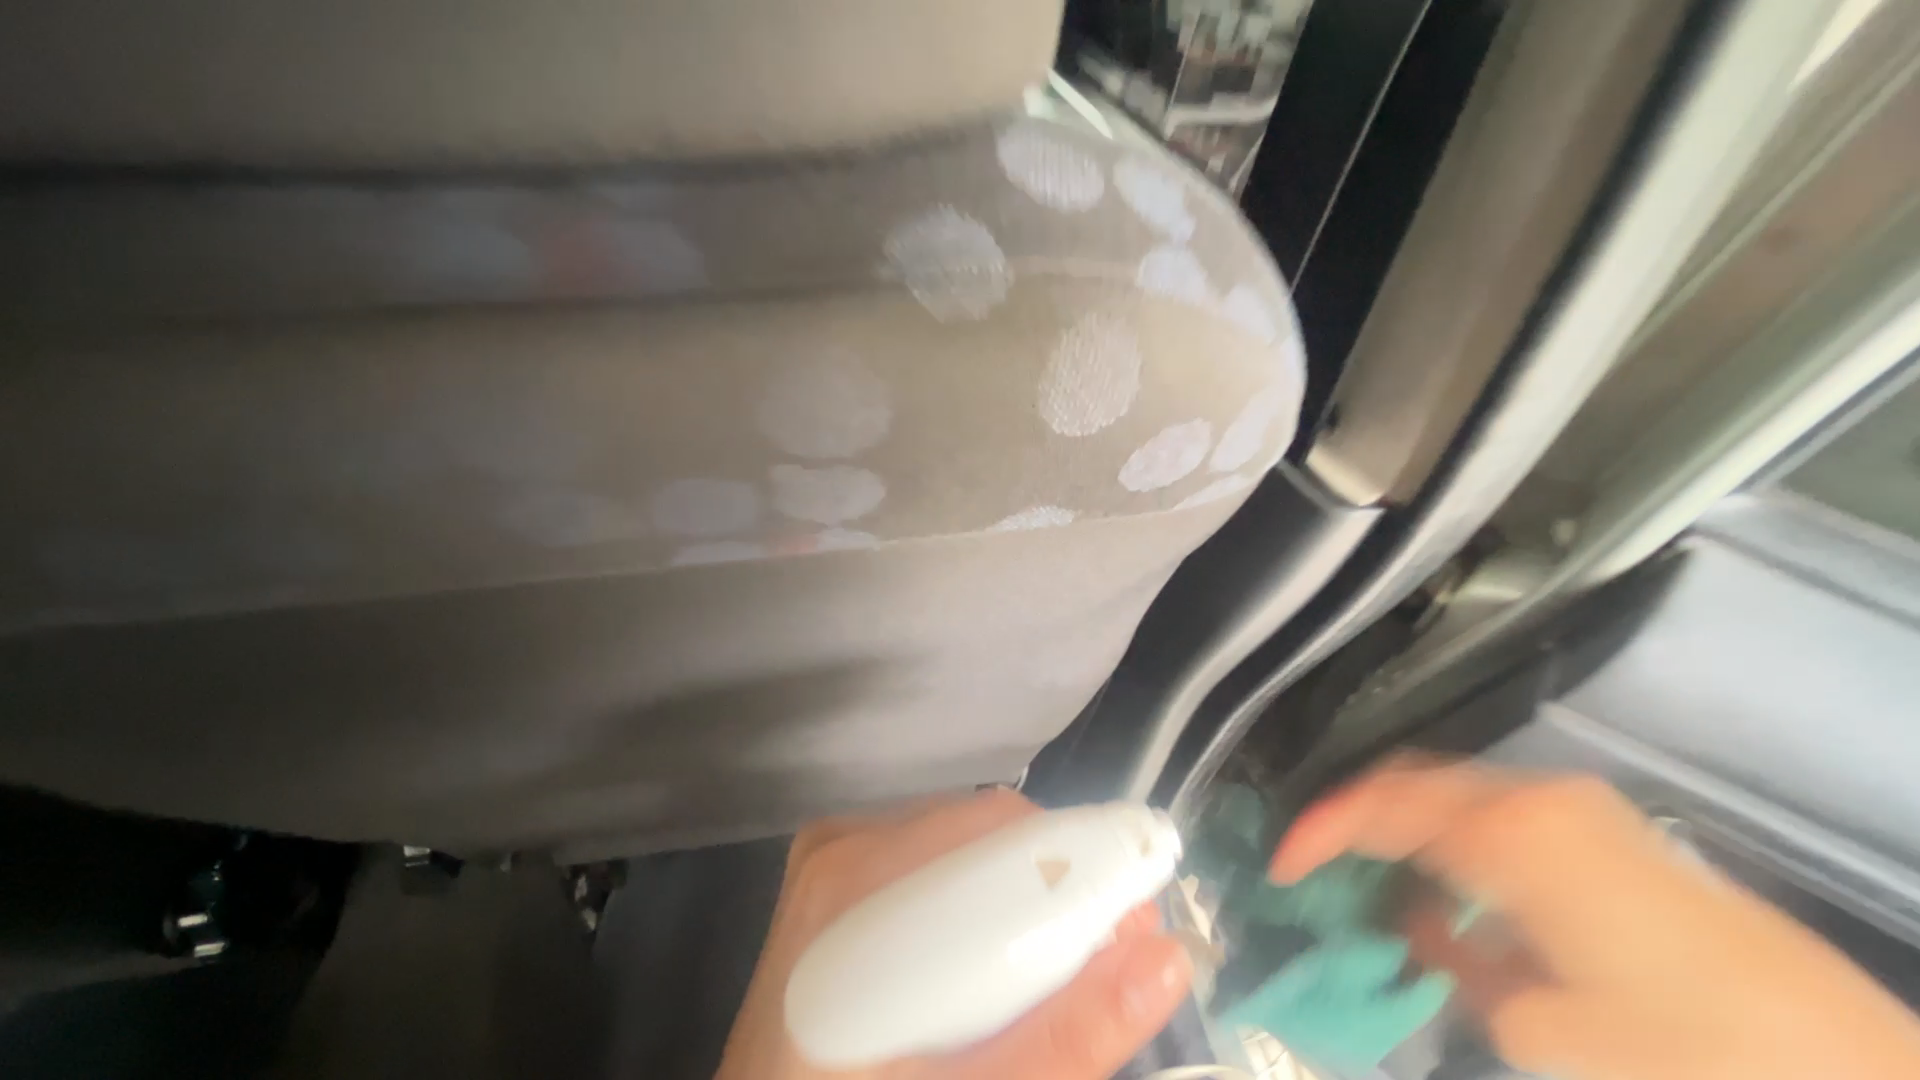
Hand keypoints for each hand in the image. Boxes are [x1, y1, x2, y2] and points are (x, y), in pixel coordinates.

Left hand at [715, 789, 1193, 1079]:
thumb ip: (1063, 1039)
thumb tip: (1166, 957)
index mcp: (854, 876)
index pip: (999, 828)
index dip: (1081, 867)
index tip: (1132, 927)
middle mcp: (841, 846)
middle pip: (984, 833)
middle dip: (1057, 889)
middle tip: (1104, 961)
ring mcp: (832, 858)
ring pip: (964, 845)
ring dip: (1022, 896)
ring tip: (1055, 969)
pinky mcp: (833, 878)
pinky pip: (933, 863)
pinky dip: (979, 901)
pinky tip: (993, 960)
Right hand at [1271, 755, 1919, 1079]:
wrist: (1852, 1071)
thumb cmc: (1676, 1048)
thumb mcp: (1537, 1022)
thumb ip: (1451, 957)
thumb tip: (1412, 923)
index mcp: (1508, 832)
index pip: (1379, 806)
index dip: (1319, 832)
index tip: (1280, 870)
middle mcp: (1537, 798)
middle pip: (1412, 781)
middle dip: (1354, 818)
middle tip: (1316, 866)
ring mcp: (1580, 807)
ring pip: (1454, 791)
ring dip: (1403, 825)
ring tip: (1370, 876)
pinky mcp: (1611, 830)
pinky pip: (1498, 811)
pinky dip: (1452, 834)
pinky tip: (1447, 884)